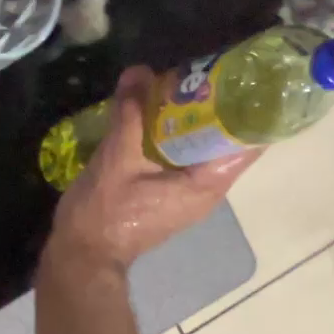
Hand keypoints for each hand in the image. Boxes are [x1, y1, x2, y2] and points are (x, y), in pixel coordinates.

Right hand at [50, 66, 260, 269]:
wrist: (78, 260)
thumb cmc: (101, 217)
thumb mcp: (113, 162)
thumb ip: (129, 117)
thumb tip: (137, 73)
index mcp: (208, 182)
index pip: (255, 135)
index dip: (253, 102)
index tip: (242, 73)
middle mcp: (209, 191)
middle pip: (229, 140)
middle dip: (218, 108)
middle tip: (202, 77)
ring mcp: (188, 199)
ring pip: (204, 152)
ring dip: (194, 125)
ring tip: (177, 96)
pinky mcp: (168, 203)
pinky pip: (184, 164)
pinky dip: (176, 144)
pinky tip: (155, 128)